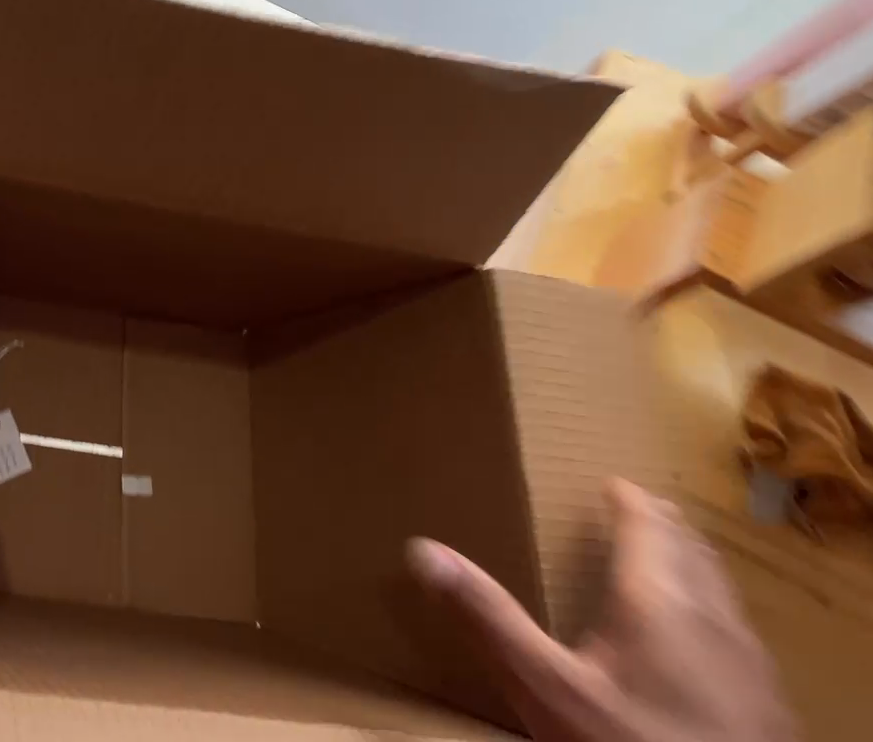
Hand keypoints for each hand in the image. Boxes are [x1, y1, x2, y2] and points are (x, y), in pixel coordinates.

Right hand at [408, 480, 797, 741]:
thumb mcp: (542, 686)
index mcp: (659, 605)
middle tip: (642, 504)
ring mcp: (751, 668)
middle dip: (666, 526)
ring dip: (693, 563)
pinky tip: (702, 635)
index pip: (650, 533)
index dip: (630, 502)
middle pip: (694, 556)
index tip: (613, 481)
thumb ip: (486, 616)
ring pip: (721, 593)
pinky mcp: (767, 707)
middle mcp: (713, 624)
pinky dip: (710, 604)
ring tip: (673, 553)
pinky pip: (735, 629)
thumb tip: (422, 549)